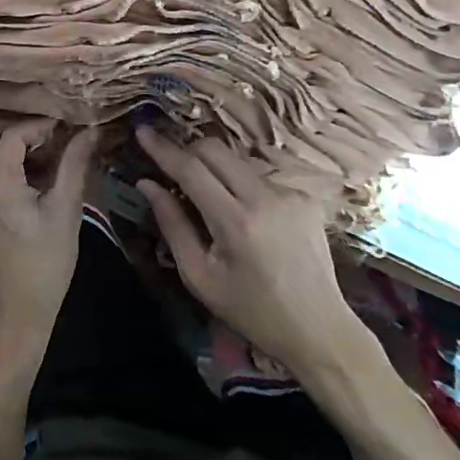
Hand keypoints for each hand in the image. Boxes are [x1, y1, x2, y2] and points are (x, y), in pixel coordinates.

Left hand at [0, 121, 99, 355]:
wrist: (16, 311)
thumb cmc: (45, 263)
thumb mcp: (65, 210)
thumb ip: (74, 164)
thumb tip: (90, 131)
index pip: (15, 133)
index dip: (42, 123)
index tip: (70, 123)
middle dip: (27, 128)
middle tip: (60, 132)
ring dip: (19, 143)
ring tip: (55, 148)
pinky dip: (12, 159)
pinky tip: (41, 168)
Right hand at [135, 126, 366, 377]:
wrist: (317, 327)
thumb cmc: (251, 310)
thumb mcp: (199, 276)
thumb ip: (172, 225)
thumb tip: (147, 184)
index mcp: (236, 222)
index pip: (191, 169)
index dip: (163, 148)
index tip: (142, 132)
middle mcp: (265, 197)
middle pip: (215, 150)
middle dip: (188, 151)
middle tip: (172, 168)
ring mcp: (290, 192)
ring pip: (238, 161)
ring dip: (216, 170)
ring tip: (210, 202)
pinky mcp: (305, 195)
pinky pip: (260, 176)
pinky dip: (242, 186)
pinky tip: (246, 217)